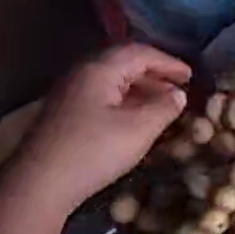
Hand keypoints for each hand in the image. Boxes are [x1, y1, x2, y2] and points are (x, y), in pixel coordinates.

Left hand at [12, 43, 191, 211]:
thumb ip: (163, 109)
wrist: (43, 180)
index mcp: (100, 69)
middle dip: (155, 74)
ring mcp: (71, 92)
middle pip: (123, 63)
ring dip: (141, 89)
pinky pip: (103, 96)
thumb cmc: (95, 151)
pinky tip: (136, 119)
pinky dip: (126, 101)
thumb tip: (179, 95)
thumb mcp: (138, 130)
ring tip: (163, 105)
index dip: (168, 62)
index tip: (191, 76)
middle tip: (179, 89)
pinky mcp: (67, 113)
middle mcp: (82, 73)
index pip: (139, 53)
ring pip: (113, 81)